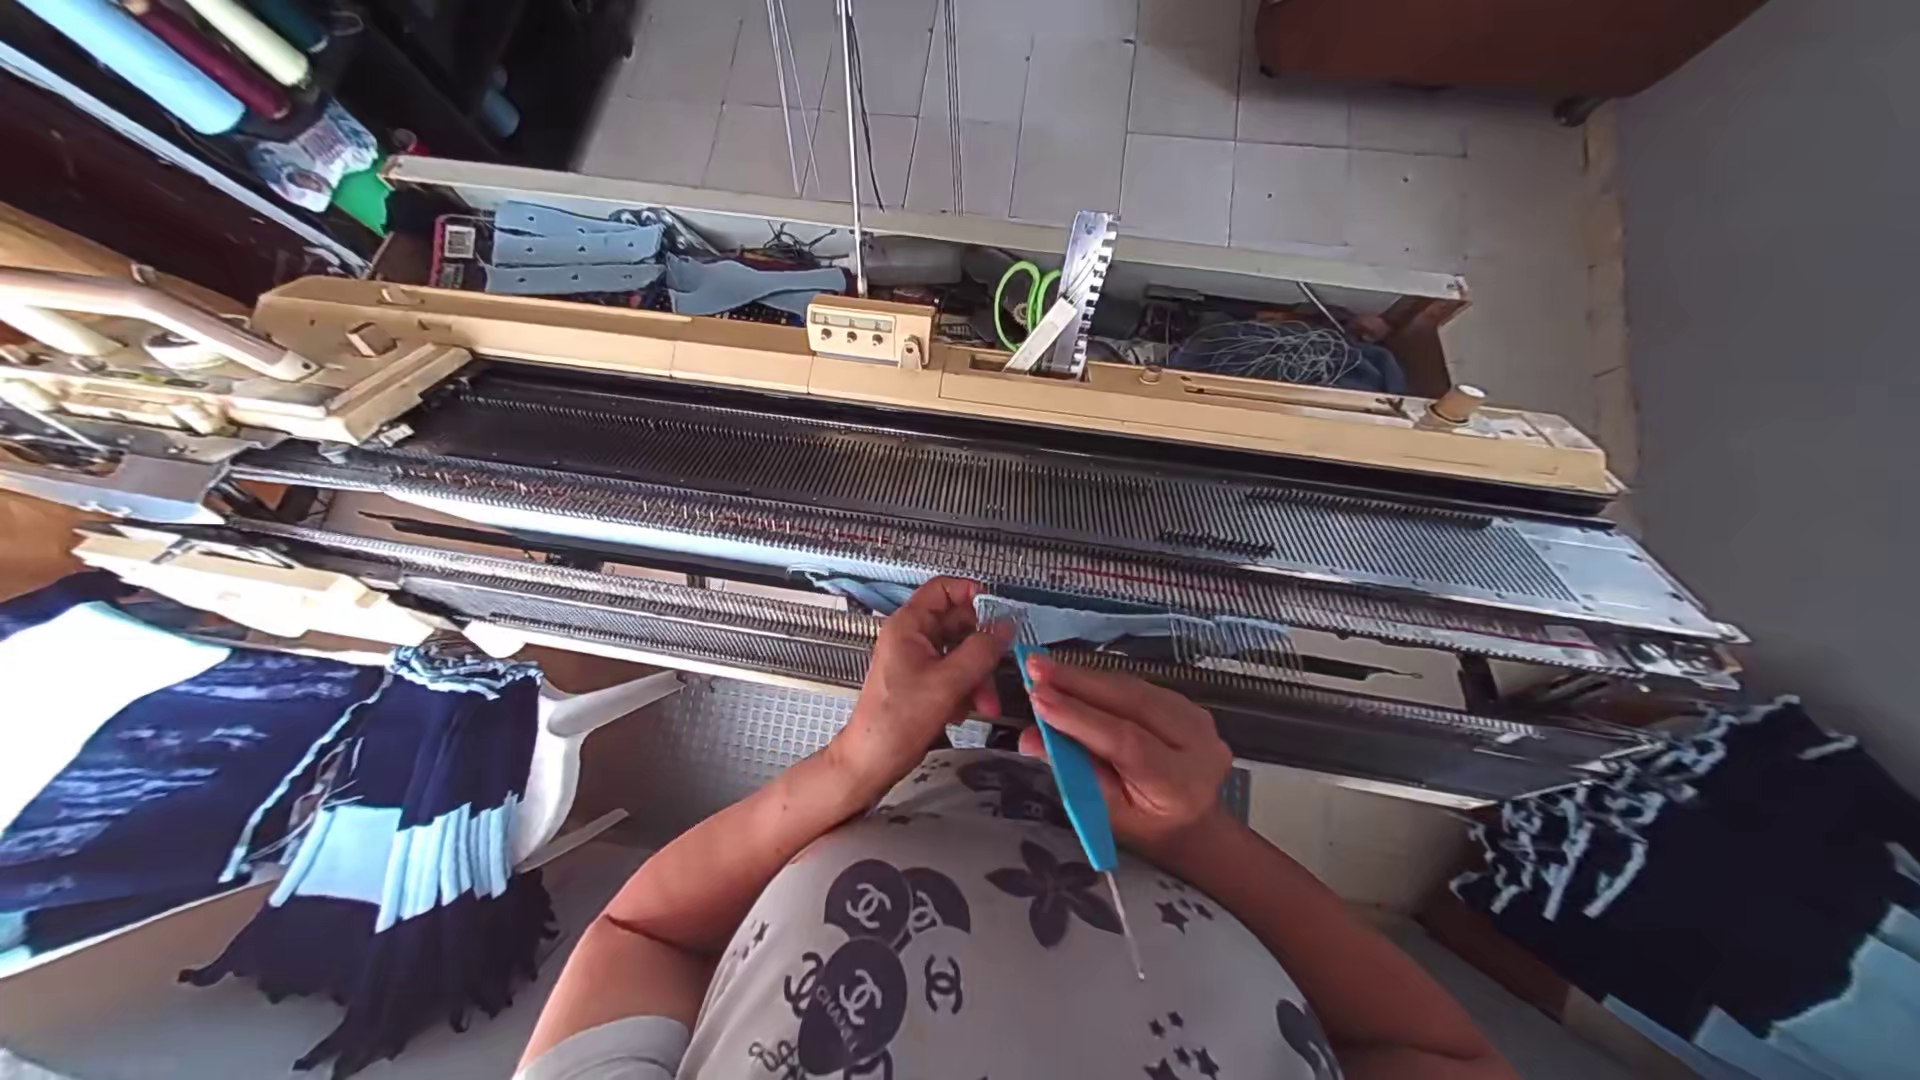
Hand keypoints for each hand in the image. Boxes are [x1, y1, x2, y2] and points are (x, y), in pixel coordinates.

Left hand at [829, 577, 1009, 790]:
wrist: (873, 760)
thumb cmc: (896, 720)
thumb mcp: (947, 682)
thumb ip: (980, 651)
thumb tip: (1005, 627)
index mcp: (909, 625)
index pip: (943, 588)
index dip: (973, 594)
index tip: (998, 612)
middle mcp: (913, 637)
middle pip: (959, 623)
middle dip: (982, 647)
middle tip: (999, 663)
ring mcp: (919, 659)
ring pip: (961, 651)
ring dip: (979, 675)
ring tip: (986, 702)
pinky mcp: (925, 681)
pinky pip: (955, 673)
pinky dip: (967, 689)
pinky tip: (966, 710)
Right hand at [1018, 654, 1232, 856]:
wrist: (1189, 821)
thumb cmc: (1141, 824)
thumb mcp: (1102, 809)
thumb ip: (1071, 769)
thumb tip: (1028, 737)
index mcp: (1179, 783)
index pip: (1126, 741)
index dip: (1079, 717)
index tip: (1037, 697)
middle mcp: (1197, 745)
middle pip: (1132, 703)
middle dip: (1077, 684)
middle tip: (1034, 668)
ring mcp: (1198, 719)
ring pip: (1133, 687)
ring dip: (1084, 676)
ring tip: (1043, 668)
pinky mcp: (1188, 703)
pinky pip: (1137, 685)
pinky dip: (1100, 679)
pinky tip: (1069, 674)